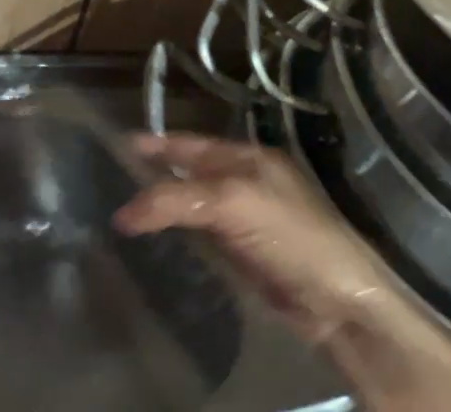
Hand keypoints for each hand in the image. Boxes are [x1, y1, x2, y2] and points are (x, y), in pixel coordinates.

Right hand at [116, 133, 450, 411]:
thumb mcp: (231, 203)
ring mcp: (246, 222)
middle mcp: (246, 184)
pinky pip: (200, 238)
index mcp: (249, 159)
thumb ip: (173, 199)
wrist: (344, 308)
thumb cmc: (293, 238)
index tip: (114, 145)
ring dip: (160, 209)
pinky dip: (176, 236)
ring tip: (119, 211)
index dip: (154, 143)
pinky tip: (152, 241)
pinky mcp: (244, 256)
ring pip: (190, 207)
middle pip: (186, 173)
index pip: (189, 143)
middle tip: (107, 180)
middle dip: (150, 175)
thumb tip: (121, 214)